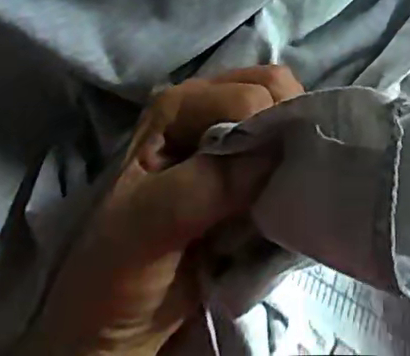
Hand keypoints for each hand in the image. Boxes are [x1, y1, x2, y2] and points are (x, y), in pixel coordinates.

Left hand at [24, 67, 303, 355]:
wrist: (115, 320)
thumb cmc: (117, 267)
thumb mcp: (149, 224)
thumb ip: (206, 184)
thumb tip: (273, 153)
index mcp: (176, 107)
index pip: (247, 94)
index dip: (267, 129)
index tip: (271, 179)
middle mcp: (204, 110)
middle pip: (272, 88)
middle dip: (287, 127)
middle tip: (286, 180)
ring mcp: (226, 139)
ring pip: (284, 114)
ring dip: (294, 149)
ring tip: (287, 192)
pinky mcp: (242, 174)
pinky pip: (285, 152)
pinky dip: (294, 172)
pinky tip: (287, 201)